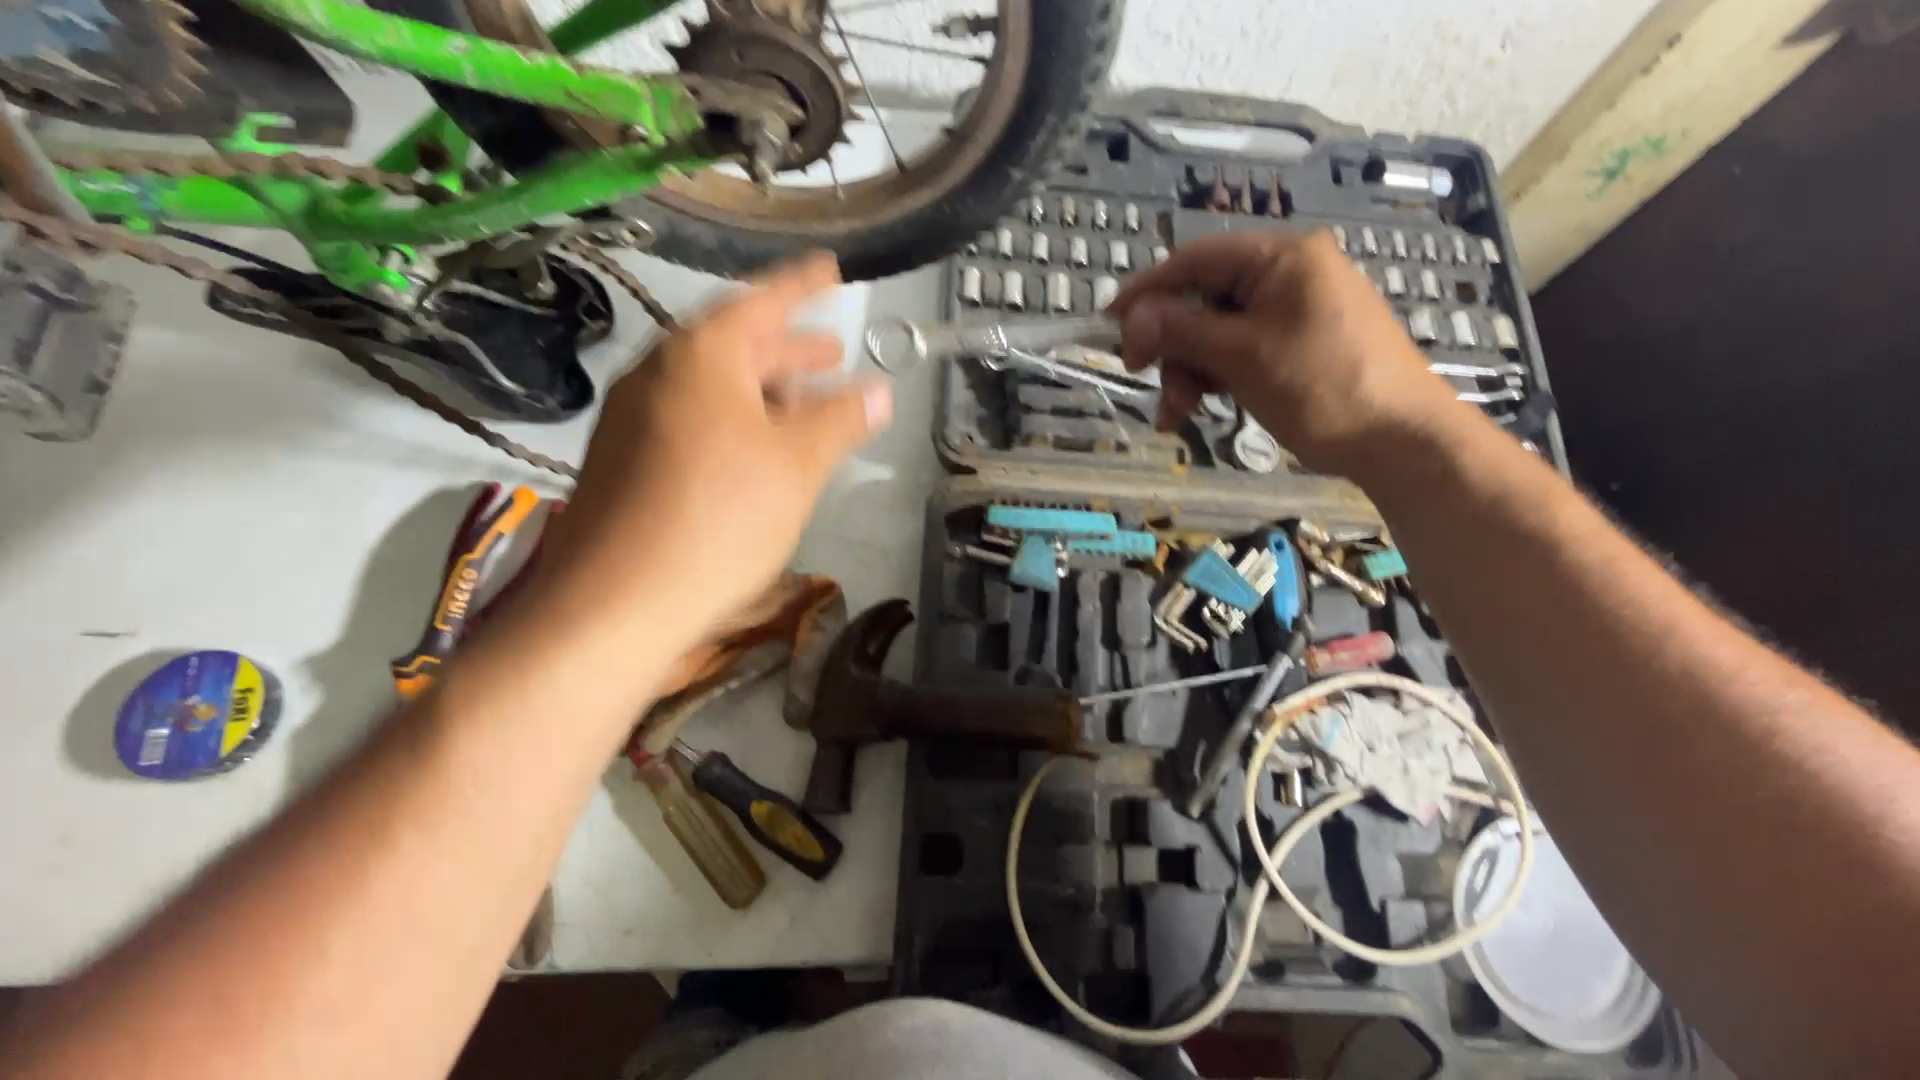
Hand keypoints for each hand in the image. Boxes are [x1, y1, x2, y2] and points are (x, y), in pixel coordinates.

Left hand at [541, 253, 890, 647]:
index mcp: (701, 354)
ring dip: (762, 389)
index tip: (832, 270)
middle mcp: (658, 370)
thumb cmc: (718, 520)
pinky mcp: (621, 458)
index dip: (803, 285)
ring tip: (804, 406)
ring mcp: (631, 415)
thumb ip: (841, 420)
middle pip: (733, 343)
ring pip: (709, 385)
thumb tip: (880, 388)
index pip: (762, 300)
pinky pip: (687, 417)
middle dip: (787, 348)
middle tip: (831, 354)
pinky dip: (731, 419)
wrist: (613, 603)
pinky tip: (754, 454)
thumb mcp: (797, 466)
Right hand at [1108, 229, 1464, 475]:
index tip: (1110, 324)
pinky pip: (1241, 354)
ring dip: (1188, 371)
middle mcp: (1289, 275)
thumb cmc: (1323, 387)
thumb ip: (1181, 329)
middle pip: (1204, 300)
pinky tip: (1197, 412)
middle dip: (1171, 344)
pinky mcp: (1299, 348)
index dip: (1148, 290)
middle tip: (1147, 379)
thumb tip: (1129, 317)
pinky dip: (1215, 380)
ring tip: (1178, 415)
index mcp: (1283, 258)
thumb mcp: (1242, 356)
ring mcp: (1295, 313)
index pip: (1196, 259)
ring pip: (1217, 334)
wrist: (1401, 442)